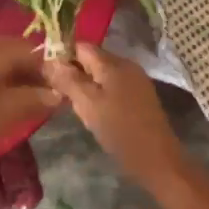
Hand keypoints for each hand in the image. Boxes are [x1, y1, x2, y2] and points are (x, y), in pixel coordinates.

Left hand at [0, 38, 61, 184]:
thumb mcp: (1, 119)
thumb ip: (31, 101)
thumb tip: (56, 92)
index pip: (26, 48)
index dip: (45, 65)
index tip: (57, 86)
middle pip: (5, 49)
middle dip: (25, 67)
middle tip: (38, 94)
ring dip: (4, 72)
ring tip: (13, 99)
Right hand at [45, 43, 186, 185]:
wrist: (159, 161)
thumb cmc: (120, 131)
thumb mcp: (88, 105)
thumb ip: (68, 80)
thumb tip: (48, 61)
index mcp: (112, 63)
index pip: (80, 46)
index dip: (63, 57)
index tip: (51, 76)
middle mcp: (126, 64)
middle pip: (92, 59)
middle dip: (76, 74)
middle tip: (64, 96)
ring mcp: (136, 79)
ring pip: (102, 73)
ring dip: (88, 86)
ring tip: (80, 108)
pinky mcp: (141, 95)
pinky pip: (114, 85)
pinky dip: (102, 94)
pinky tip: (99, 113)